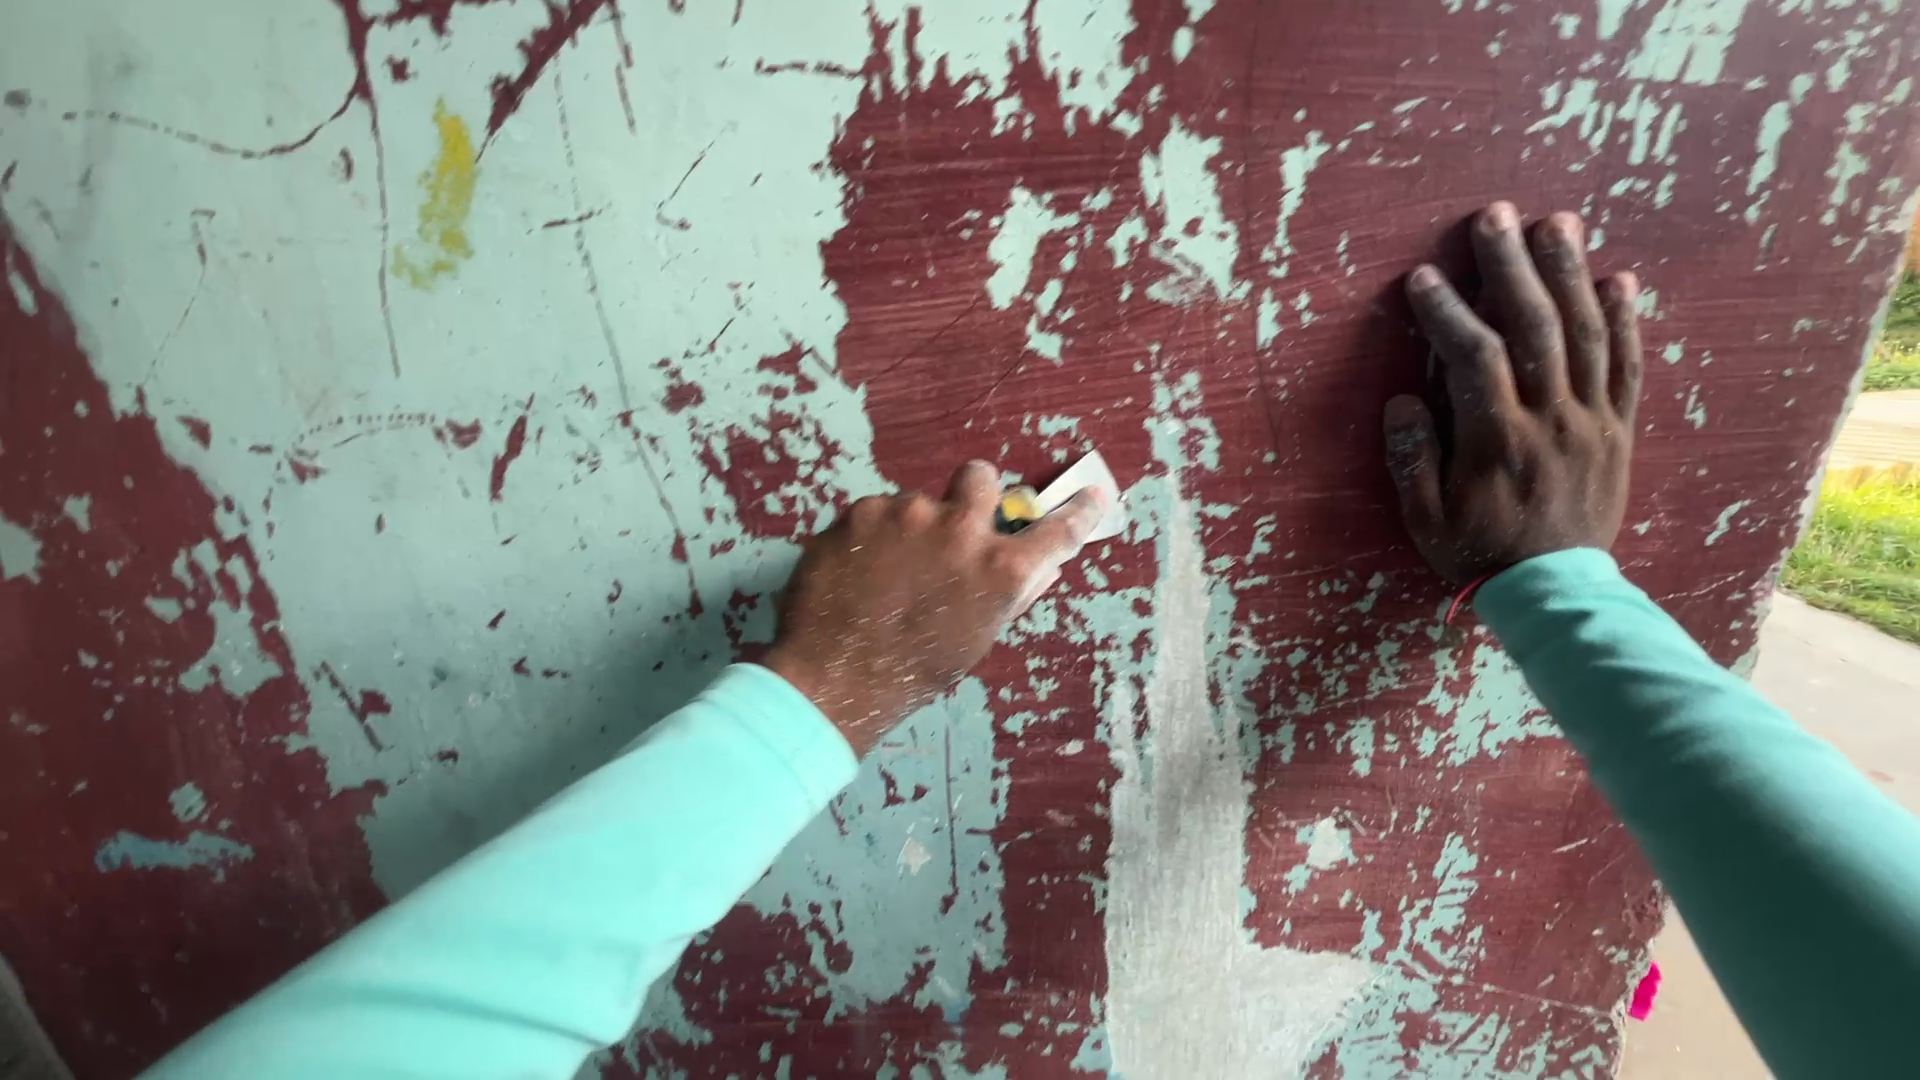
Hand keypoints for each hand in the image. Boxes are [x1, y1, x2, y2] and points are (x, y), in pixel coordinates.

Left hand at [764, 461, 1107, 752]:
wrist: (837, 677)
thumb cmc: (919, 668)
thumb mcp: (978, 636)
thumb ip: (1012, 592)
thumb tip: (1045, 565)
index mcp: (1000, 568)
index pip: (1057, 531)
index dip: (1078, 513)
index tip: (1092, 496)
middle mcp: (961, 528)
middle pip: (981, 476)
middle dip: (974, 492)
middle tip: (955, 522)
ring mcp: (908, 513)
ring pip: (918, 503)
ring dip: (913, 527)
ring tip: (887, 570)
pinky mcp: (862, 510)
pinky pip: (876, 513)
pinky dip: (873, 535)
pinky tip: (859, 568)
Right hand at [1385, 202, 1643, 584]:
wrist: (1553, 587)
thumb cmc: (1475, 549)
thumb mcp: (1422, 515)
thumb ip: (1411, 457)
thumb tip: (1402, 398)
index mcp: (1498, 440)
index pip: (1474, 359)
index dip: (1449, 312)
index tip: (1423, 278)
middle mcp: (1552, 418)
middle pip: (1536, 328)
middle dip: (1513, 267)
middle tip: (1495, 217)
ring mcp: (1593, 420)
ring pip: (1586, 334)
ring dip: (1569, 273)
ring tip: (1555, 223)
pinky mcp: (1618, 427)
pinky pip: (1627, 364)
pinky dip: (1625, 318)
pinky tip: (1616, 277)